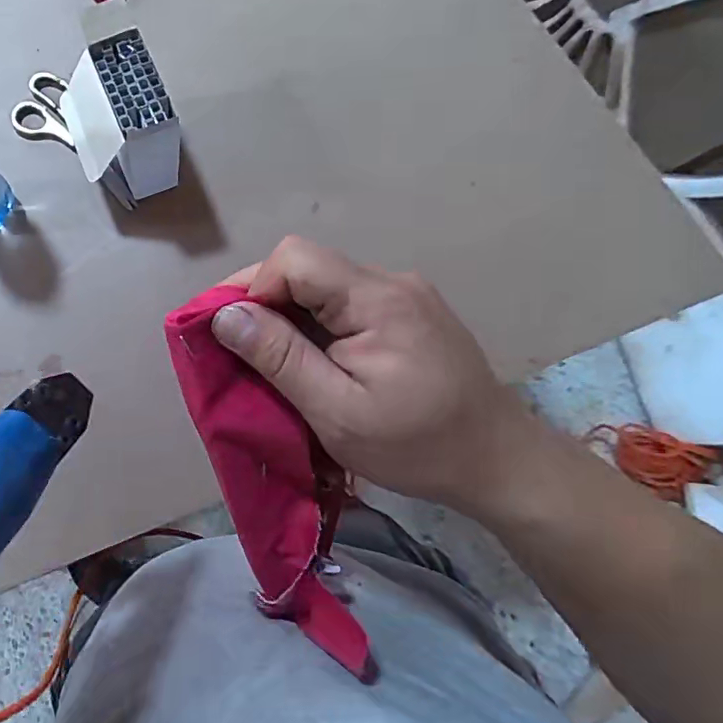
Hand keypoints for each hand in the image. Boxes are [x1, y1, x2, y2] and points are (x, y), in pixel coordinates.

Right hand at [210, 236, 544, 514]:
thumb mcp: (335, 411)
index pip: (294, 259)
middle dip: (262, 303)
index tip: (237, 336)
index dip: (253, 288)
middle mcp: (392, 282)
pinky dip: (315, 325)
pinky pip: (345, 303)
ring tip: (274, 362)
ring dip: (288, 316)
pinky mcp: (409, 313)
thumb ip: (279, 357)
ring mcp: (405, 296)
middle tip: (240, 352)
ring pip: (323, 285)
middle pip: (306, 267)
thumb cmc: (416, 446)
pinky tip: (313, 360)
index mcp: (376, 299)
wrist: (499, 464)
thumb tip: (223, 315)